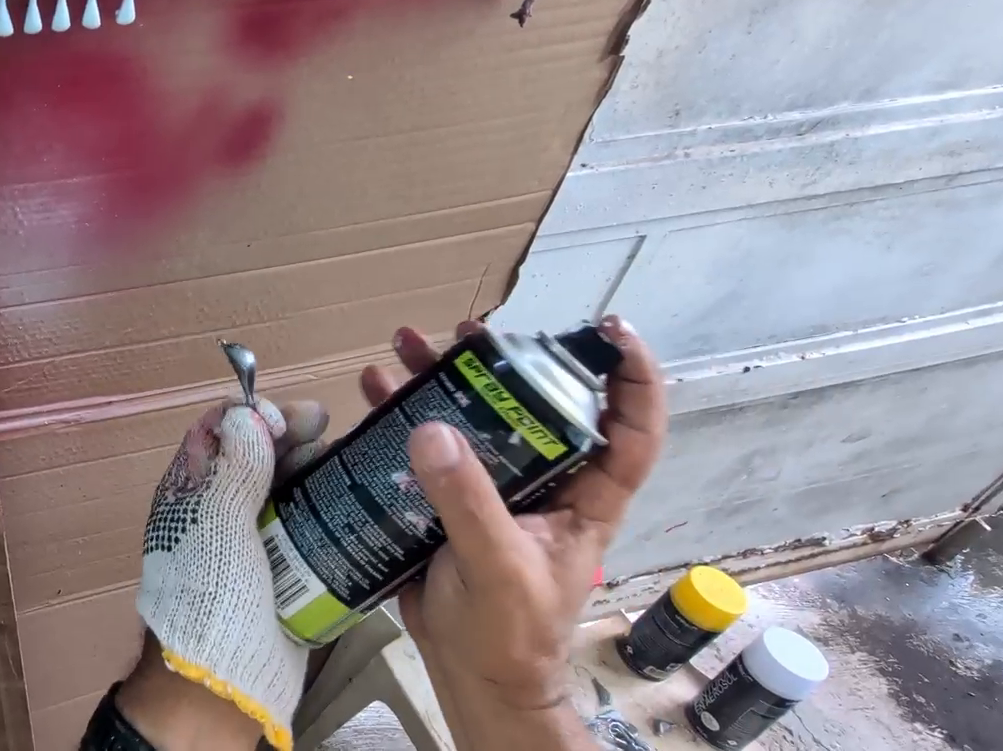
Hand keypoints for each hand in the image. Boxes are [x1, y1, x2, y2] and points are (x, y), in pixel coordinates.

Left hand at [127, 397, 332, 750]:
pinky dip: (326, 501)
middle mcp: (222, 506)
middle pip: (257, 453)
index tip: (283, 414)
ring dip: (310, 462)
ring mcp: (256, 536)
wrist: (227, 679)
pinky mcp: (288, 565)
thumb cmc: (211, 591)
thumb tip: (246, 414)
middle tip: (323, 422)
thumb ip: (235, 467)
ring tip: (338, 450)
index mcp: (193, 489)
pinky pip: (307, 521)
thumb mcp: (217, 520)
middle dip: (287, 433)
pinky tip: (349, 489)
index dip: (250, 414)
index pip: (219, 432)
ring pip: (286, 483)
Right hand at [377, 315, 667, 749]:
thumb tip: (430, 428)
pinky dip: (397, 410)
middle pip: (529, 406)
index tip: (612, 330)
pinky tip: (371, 388)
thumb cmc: (509, 633)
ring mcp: (489, 484)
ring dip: (438, 376)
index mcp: (580, 498)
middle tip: (467, 332)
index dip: (630, 380)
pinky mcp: (444, 493)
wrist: (467, 672)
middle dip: (501, 362)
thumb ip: (469, 502)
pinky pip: (423, 440)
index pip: (626, 433)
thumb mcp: (498, 568)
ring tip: (405, 342)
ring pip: (470, 415)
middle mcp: (538, 480)